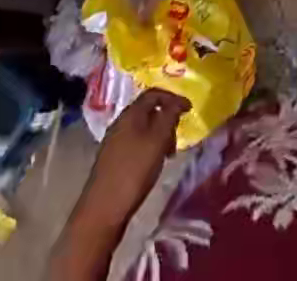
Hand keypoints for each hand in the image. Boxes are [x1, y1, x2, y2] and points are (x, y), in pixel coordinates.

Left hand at [85, 89, 190, 218]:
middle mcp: (121, 120)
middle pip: (148, 110)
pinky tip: (154, 163)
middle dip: (167, 119)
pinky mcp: (114, 154)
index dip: (172, 98)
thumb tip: (177, 101)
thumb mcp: (156, 141)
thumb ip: (168, 118)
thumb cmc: (134, 169)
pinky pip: (136, 140)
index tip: (190, 109)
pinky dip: (150, 146)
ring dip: (159, 135)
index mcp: (131, 113)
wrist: (105, 203)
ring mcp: (115, 137)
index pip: (153, 94)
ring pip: (143, 127)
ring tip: (168, 155)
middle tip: (178, 139)